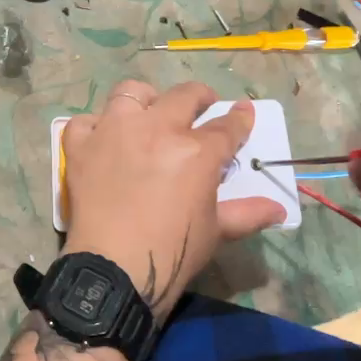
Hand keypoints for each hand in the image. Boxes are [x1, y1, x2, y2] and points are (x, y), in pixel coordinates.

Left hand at [59, 80, 284, 317]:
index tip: (243, 112)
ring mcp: (113, 131)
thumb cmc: (173, 251)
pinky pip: (84, 121)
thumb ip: (247, 213)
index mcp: (196, 150)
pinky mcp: (81, 146)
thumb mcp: (217, 232)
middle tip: (202, 104)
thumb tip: (279, 209)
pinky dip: (94, 126)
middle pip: (183, 96)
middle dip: (199, 96)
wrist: (114, 267)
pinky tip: (102, 138)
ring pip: (130, 93)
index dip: (239, 118)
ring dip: (145, 98)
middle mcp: (156, 128)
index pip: (226, 127)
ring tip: (149, 110)